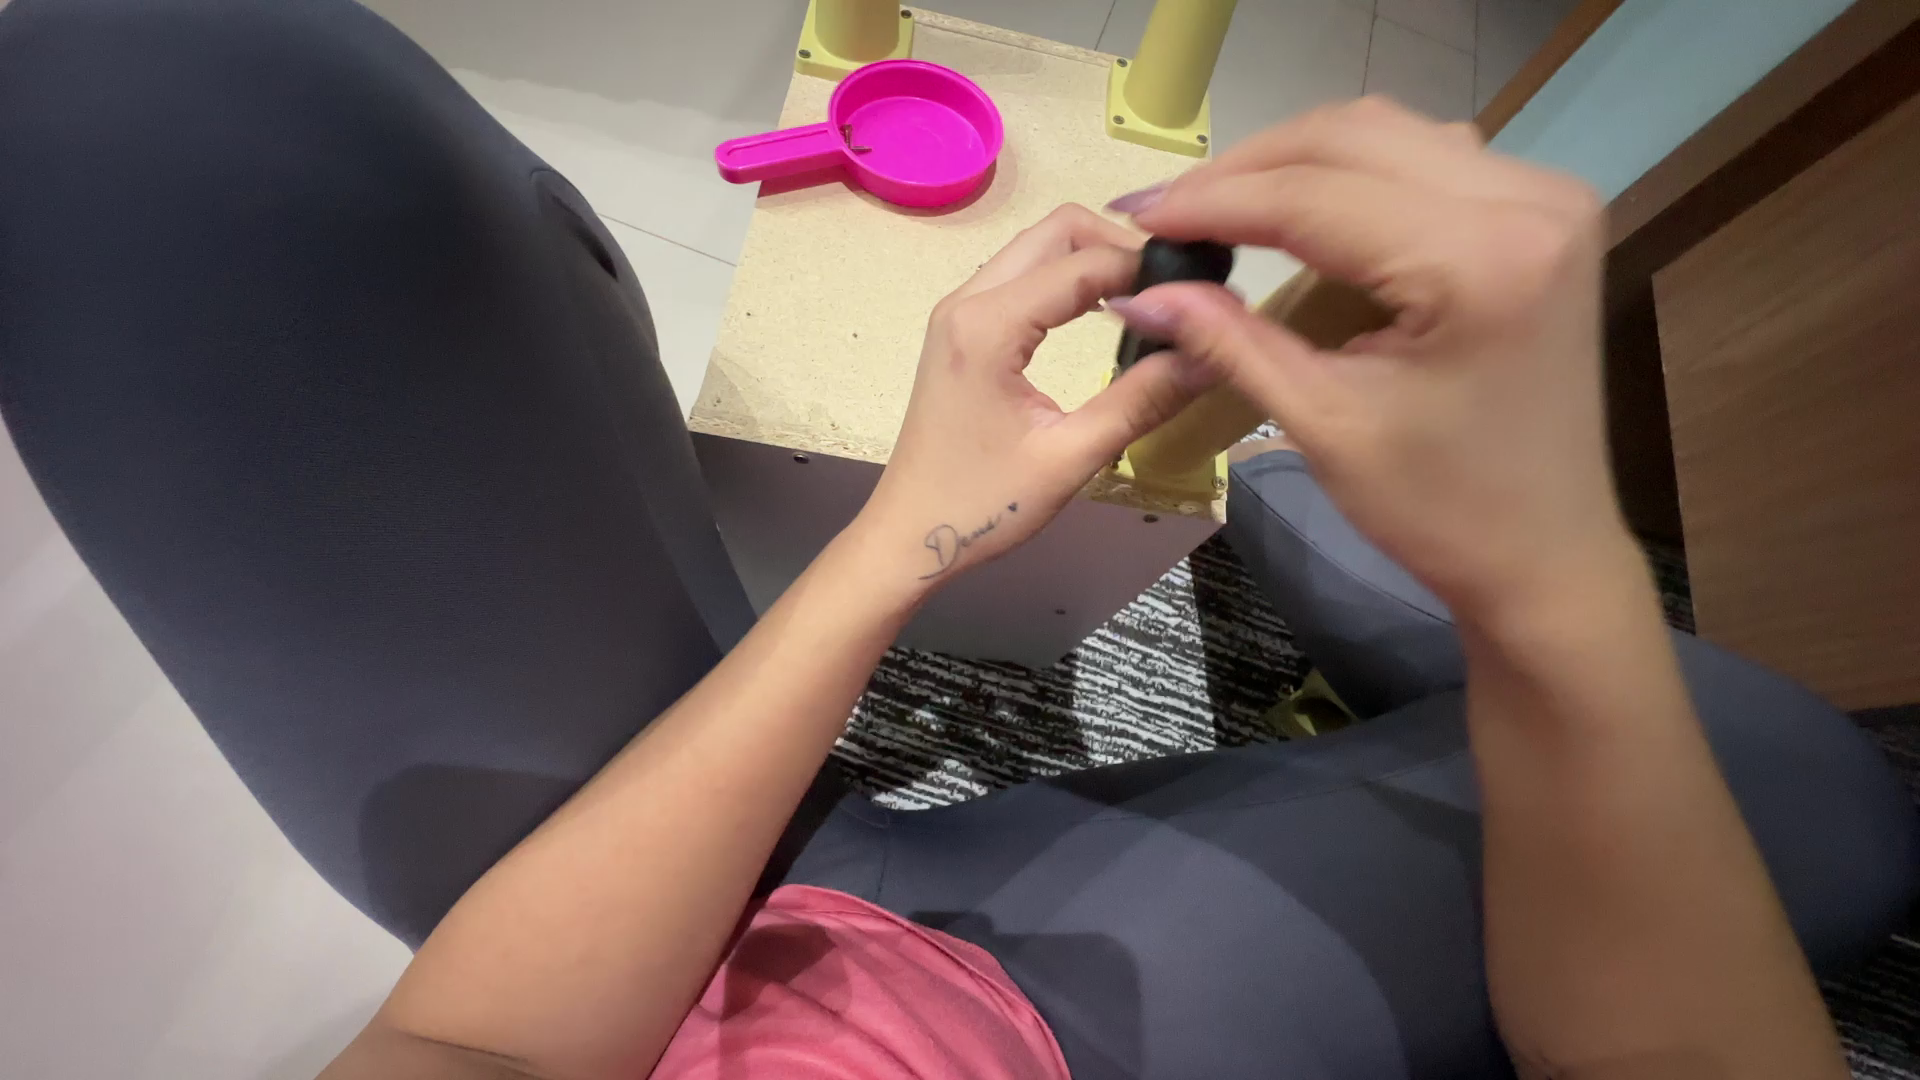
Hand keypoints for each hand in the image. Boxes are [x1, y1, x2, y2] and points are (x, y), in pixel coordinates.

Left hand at [852, 205, 1210, 591]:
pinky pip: (1018, 281)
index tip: (1204, 292)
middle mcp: (967, 301)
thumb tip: (1209, 356)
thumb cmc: (982, 504)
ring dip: (1091, 261)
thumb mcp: (1069, 457)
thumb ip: (1141, 400)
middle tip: (1174, 287)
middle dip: (1120, 246)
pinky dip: (1064, 283)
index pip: (1085, 263)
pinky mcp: (959, 334)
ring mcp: (957, 314)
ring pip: (1035, 250)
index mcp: (988, 325)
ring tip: (1148, 299)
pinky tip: (1100, 314)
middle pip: (1055, 232)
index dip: (1150, 269)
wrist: (909, 535)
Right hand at [1110, 99, 1637, 624]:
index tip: (1137, 218)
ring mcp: (1542, 198)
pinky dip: (1339, 179)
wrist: (1538, 549)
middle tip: (1166, 211)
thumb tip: (1139, 295)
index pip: (1314, 197)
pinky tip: (1289, 214)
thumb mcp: (1320, 422)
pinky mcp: (1533, 216)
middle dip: (1243, 169)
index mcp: (1479, 260)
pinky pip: (1417, 162)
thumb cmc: (1432, 506)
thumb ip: (1228, 342)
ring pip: (1384, 136)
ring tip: (1213, 210)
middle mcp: (1527, 199)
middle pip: (1352, 137)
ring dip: (1288, 165)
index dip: (1212, 202)